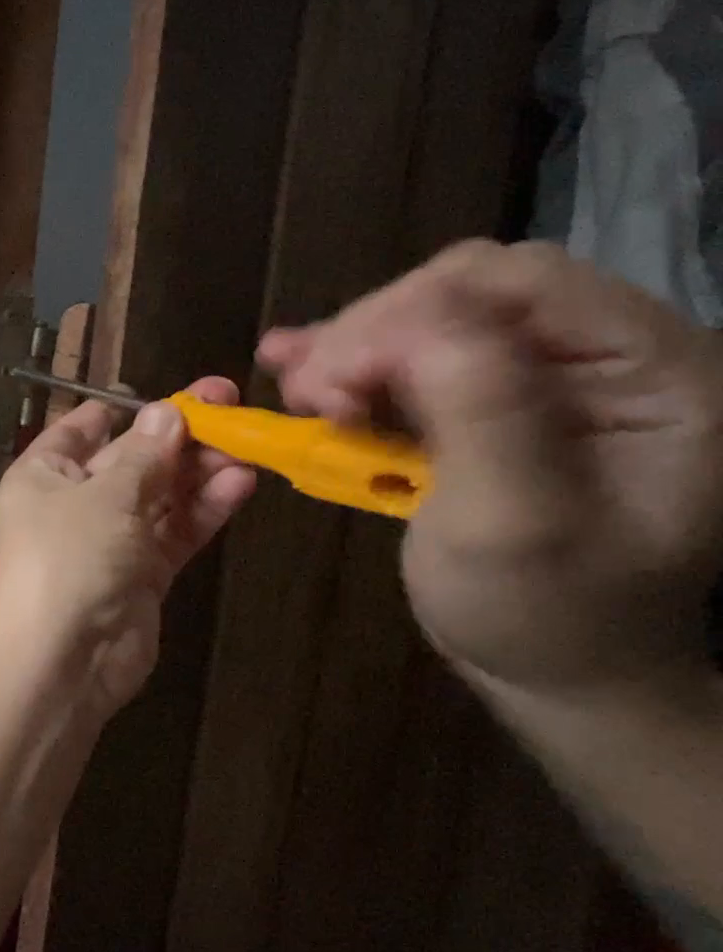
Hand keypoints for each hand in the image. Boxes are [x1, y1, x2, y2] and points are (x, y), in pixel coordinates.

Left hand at [0, 379, 255, 712]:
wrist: (58, 659)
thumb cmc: (65, 559)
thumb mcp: (103, 497)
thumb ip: (142, 457)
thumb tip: (167, 411)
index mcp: (43, 474)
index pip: (82, 430)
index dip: (126, 409)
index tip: (175, 393)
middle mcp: (73, 502)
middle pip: (130, 459)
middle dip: (178, 436)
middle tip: (235, 405)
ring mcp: (109, 540)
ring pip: (159, 495)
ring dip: (199, 471)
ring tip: (251, 444)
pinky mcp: (141, 574)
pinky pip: (175, 531)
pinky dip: (204, 509)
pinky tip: (242, 482)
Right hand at [258, 240, 722, 699]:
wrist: (554, 667)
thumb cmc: (543, 612)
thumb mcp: (514, 524)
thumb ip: (482, 414)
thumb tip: (413, 324)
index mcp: (654, 374)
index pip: (522, 284)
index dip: (411, 313)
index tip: (334, 381)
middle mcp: (608, 356)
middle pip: (467, 290)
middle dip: (372, 333)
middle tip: (308, 398)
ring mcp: (547, 375)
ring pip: (428, 315)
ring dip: (348, 349)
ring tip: (296, 395)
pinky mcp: (493, 397)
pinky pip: (411, 354)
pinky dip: (348, 363)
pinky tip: (297, 375)